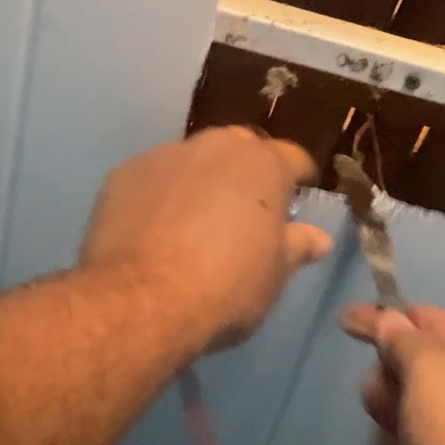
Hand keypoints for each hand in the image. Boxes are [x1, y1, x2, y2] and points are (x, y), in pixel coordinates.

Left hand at [80, 126, 331, 348]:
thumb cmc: (226, 286)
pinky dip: (160, 194)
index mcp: (264, 164)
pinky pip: (154, 177)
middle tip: (246, 208)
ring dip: (201, 179)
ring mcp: (167, 155)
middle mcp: (217, 146)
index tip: (299, 195)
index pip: (293, 157)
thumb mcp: (274, 275)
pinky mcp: (125, 172)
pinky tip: (154, 227)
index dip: (299, 176)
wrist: (142, 298)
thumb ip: (296, 246)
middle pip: (241, 147)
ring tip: (195, 219)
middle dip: (247, 170)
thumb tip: (319, 238)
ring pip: (194, 159)